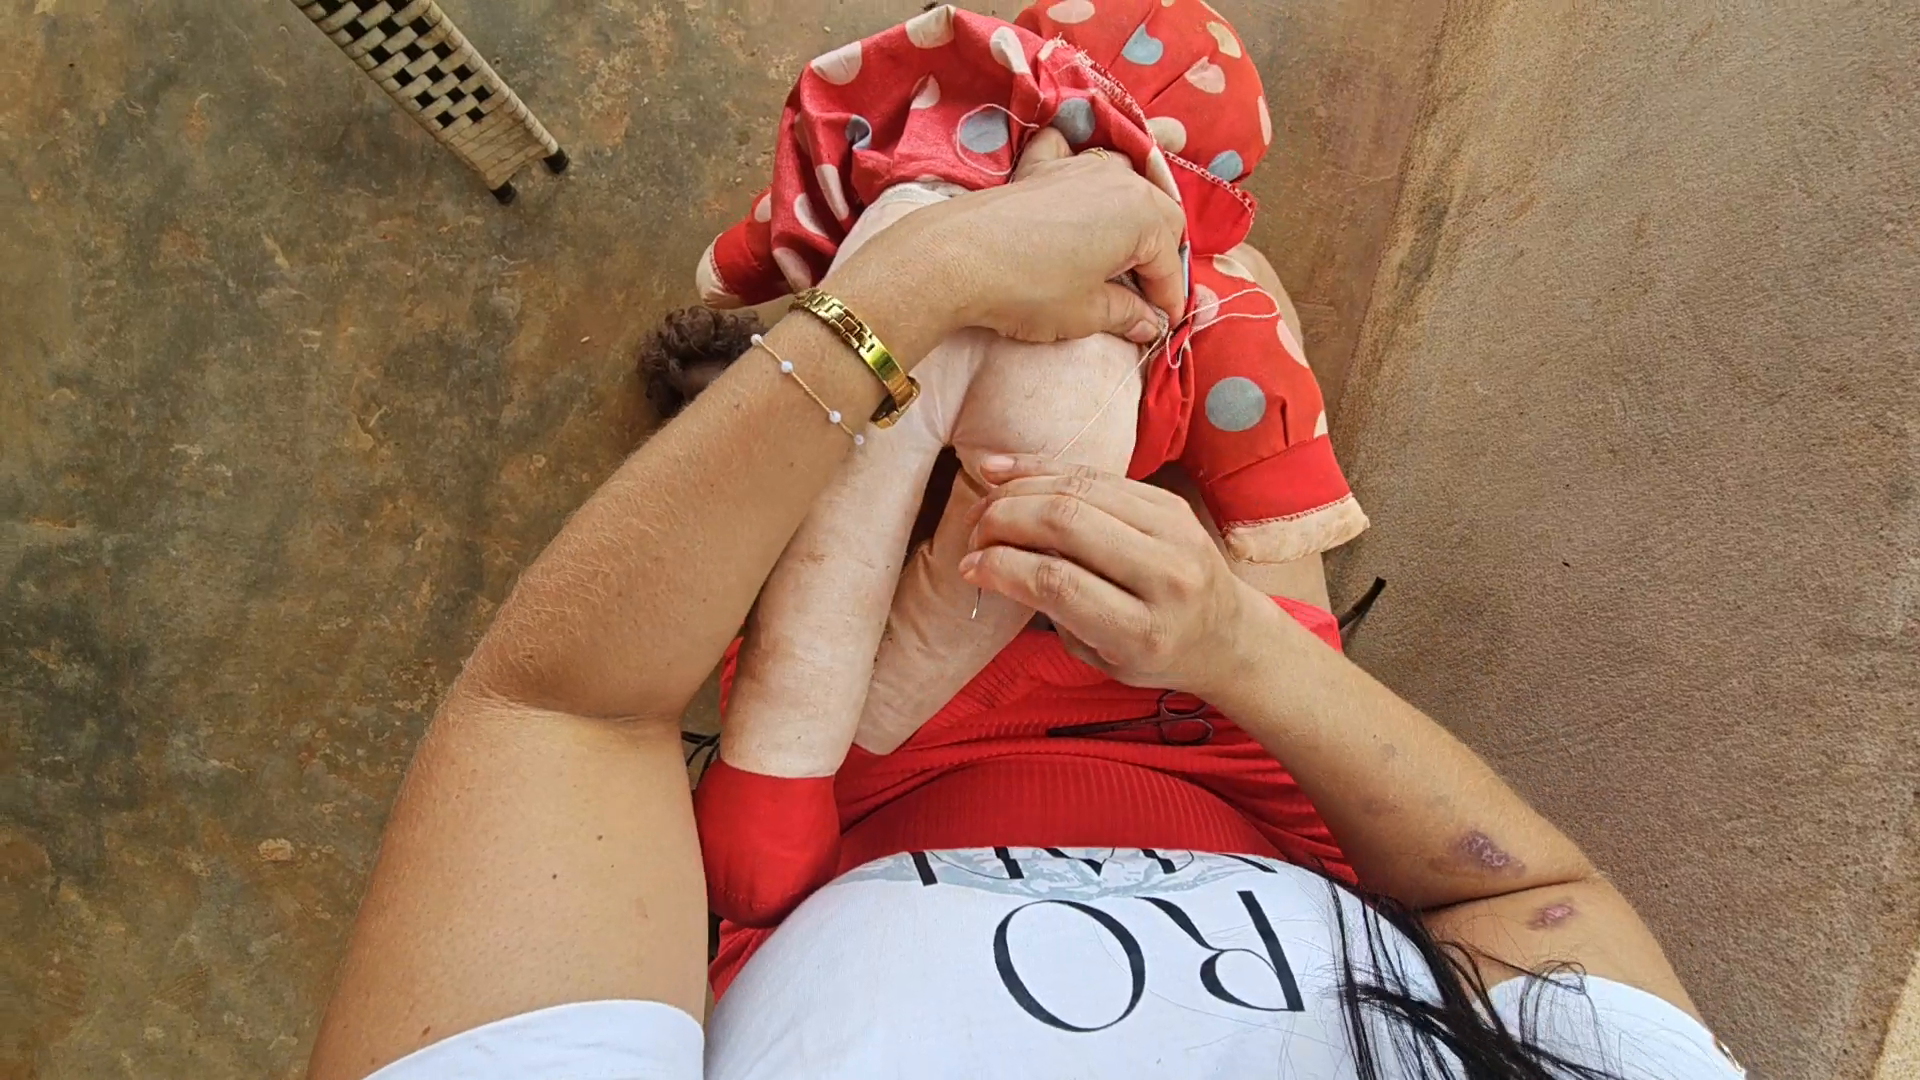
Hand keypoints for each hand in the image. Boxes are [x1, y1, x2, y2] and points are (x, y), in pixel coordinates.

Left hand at [826, 135, 1185, 351]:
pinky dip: (1082, 175)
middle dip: (1156, 258)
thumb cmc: (1032, 290)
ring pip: (1122, 188)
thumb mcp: (1087, 313)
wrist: (959, 260)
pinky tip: (1076, 193)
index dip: (1169, 298)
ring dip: (1128, 221)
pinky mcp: (1040, 168)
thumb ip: (1127, 314)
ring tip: (1118, 259)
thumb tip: (1151, 323)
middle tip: (1144, 297)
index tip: (1164, 325)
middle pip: (1155, 217)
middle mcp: (1118, 180)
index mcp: (1142, 215)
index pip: (1168, 261)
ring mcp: (1078, 166)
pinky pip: (1074, 160)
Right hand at [956, 456, 1284, 698]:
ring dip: (1018, 490)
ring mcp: (1173, 529)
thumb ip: (1055, 608)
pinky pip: (1095, 473)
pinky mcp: (1168, 500)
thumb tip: (996, 554)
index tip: (969, 566)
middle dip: (1004, 519)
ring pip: (1079, 489)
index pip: (1058, 582)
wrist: (1225, 633)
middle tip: (974, 532)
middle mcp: (1166, 576)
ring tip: (984, 503)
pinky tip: (1003, 472)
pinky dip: (1043, 469)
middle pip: (1066, 523)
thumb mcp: (1101, 654)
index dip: (1001, 567)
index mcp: (1145, 631)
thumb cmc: (1153, 654)